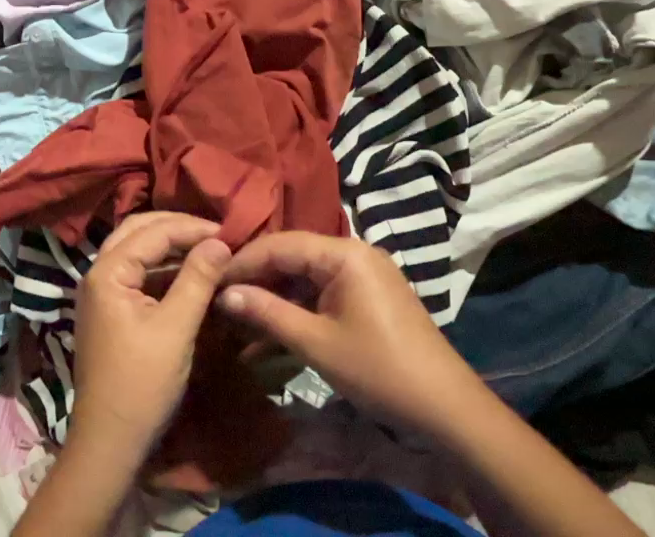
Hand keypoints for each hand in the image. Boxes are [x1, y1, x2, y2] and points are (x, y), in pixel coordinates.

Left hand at [68, 212, 231, 457]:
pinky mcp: (110, 309)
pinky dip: (162, 267)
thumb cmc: (142, 383)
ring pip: (136, 250)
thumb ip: (197, 280)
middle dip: (177, 228)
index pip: (153, 232)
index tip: (230, 233)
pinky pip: (136, 273)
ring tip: (208, 248)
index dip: (192, 228)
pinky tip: (189, 273)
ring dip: (170, 245)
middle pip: (138, 231)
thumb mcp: (176, 329)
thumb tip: (220, 242)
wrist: (110, 438)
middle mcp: (97, 273)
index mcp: (107, 272)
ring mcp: (101, 292)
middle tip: (216, 234)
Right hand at [217, 231, 485, 436]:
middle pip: (292, 257)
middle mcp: (354, 254)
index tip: (208, 280)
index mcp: (344, 254)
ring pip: (304, 278)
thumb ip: (267, 312)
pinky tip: (267, 336)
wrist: (446, 409)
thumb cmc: (378, 370)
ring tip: (235, 320)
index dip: (242, 262)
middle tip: (217, 299)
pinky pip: (321, 294)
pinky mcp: (367, 299)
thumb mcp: (316, 343)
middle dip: (255, 280)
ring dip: (273, 299)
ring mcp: (363, 276)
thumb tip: (223, 293)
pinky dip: (296, 311)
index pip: (280, 244)